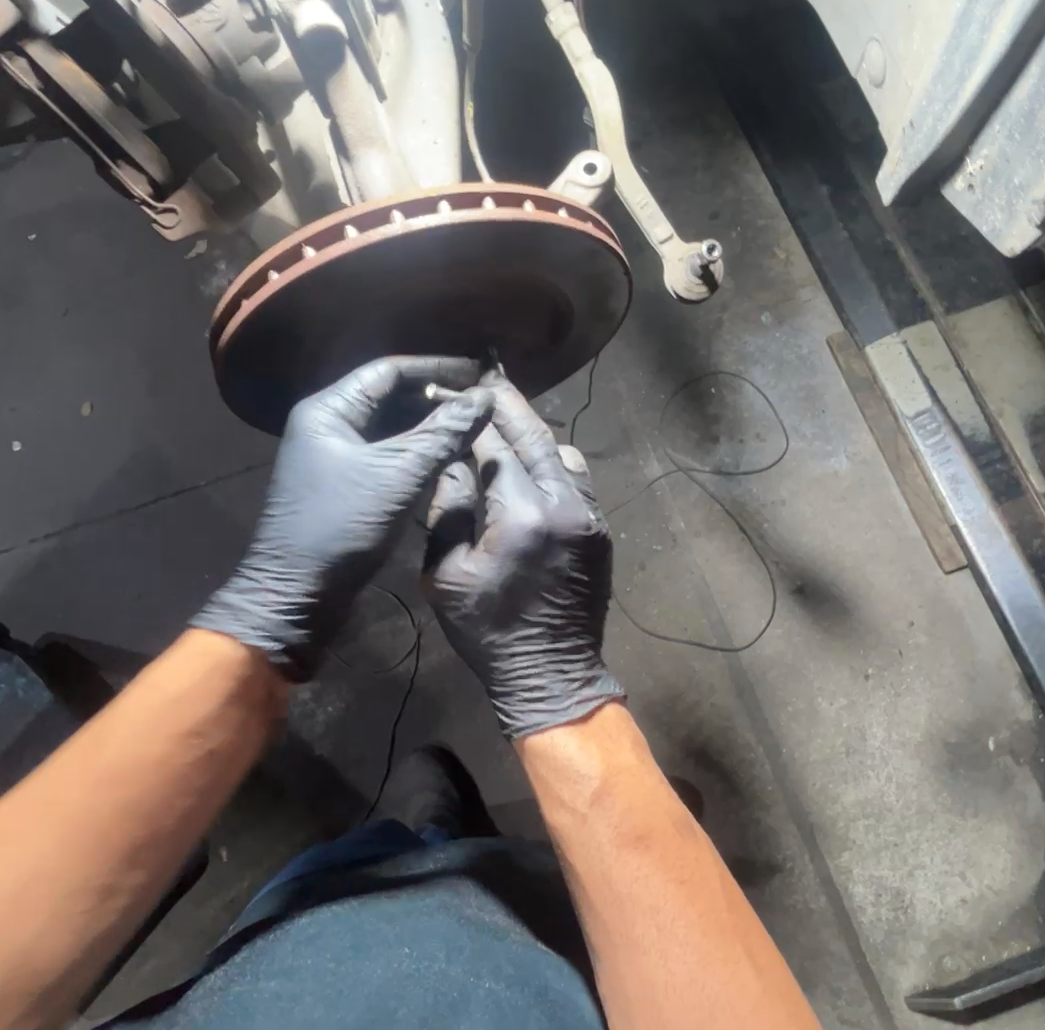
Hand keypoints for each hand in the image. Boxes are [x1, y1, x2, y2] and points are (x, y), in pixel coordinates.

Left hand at [193, 356, 493, 678]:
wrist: (296, 594)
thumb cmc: (340, 527)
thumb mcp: (398, 476)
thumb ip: (442, 433)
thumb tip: (485, 398)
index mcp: (329, 410)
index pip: (389, 371)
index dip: (437, 369)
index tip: (479, 372)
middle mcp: (330, 425)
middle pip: (391, 396)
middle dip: (437, 397)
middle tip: (484, 400)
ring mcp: (338, 456)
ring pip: (393, 427)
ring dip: (431, 425)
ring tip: (477, 425)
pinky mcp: (349, 484)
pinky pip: (390, 454)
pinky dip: (420, 451)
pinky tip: (453, 456)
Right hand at [423, 371, 624, 737]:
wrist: (551, 672)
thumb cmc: (488, 631)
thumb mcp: (446, 575)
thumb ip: (449, 509)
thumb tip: (452, 459)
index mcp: (521, 515)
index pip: (492, 447)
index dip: (466, 418)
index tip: (444, 395)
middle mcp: (564, 505)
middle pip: (534, 437)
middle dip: (506, 403)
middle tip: (484, 372)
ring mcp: (589, 516)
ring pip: (561, 452)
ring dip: (532, 430)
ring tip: (504, 414)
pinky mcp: (600, 529)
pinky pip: (578, 478)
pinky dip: (553, 460)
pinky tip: (533, 458)